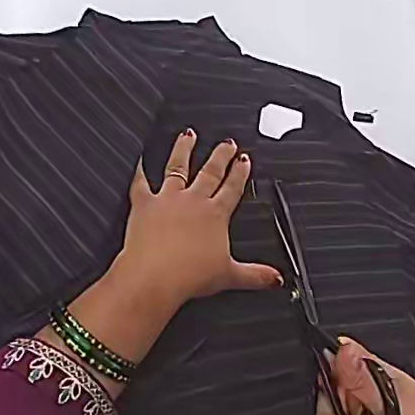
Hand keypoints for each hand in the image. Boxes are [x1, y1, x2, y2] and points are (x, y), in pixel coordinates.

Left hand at [108, 129, 281, 309]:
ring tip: (189, 135)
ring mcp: (168, 199)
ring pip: (178, 167)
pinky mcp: (144, 205)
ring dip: (184, 150)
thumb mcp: (230, 276)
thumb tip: (275, 279)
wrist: (155, 277)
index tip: (245, 159)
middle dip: (221, 155)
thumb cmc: (189, 276)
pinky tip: (140, 158)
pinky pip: (140, 182)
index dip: (241, 172)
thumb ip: (255, 275)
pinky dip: (139, 170)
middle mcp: (193, 201)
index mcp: (216, 215)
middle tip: (227, 143)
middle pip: (211, 172)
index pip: (233, 187)